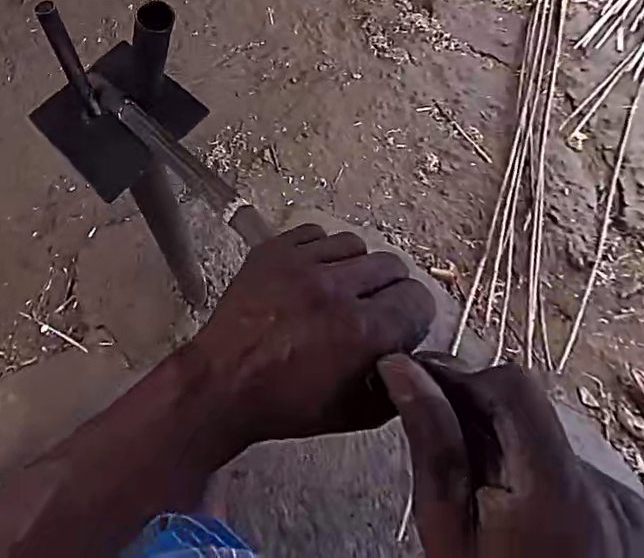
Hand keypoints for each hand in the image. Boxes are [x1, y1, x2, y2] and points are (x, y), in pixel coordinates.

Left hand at [181, 224, 434, 449]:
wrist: (226, 378)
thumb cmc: (288, 401)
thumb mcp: (358, 411)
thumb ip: (398, 378)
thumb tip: (412, 349)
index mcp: (363, 331)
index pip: (417, 298)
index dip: (414, 313)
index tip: (403, 322)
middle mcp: (335, 289)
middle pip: (390, 265)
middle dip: (390, 287)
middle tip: (375, 304)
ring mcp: (300, 264)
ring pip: (353, 244)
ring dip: (355, 265)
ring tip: (342, 286)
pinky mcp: (272, 250)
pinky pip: (313, 232)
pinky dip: (320, 249)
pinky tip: (313, 271)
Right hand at [381, 354, 643, 557]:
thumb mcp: (447, 530)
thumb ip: (433, 442)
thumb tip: (400, 367)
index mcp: (559, 492)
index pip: (512, 386)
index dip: (462, 376)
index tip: (423, 387)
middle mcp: (610, 494)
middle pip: (530, 413)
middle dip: (476, 412)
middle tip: (437, 441)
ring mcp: (634, 516)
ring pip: (548, 441)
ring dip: (504, 444)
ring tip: (475, 487)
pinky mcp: (643, 532)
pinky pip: (574, 474)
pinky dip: (535, 474)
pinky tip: (515, 513)